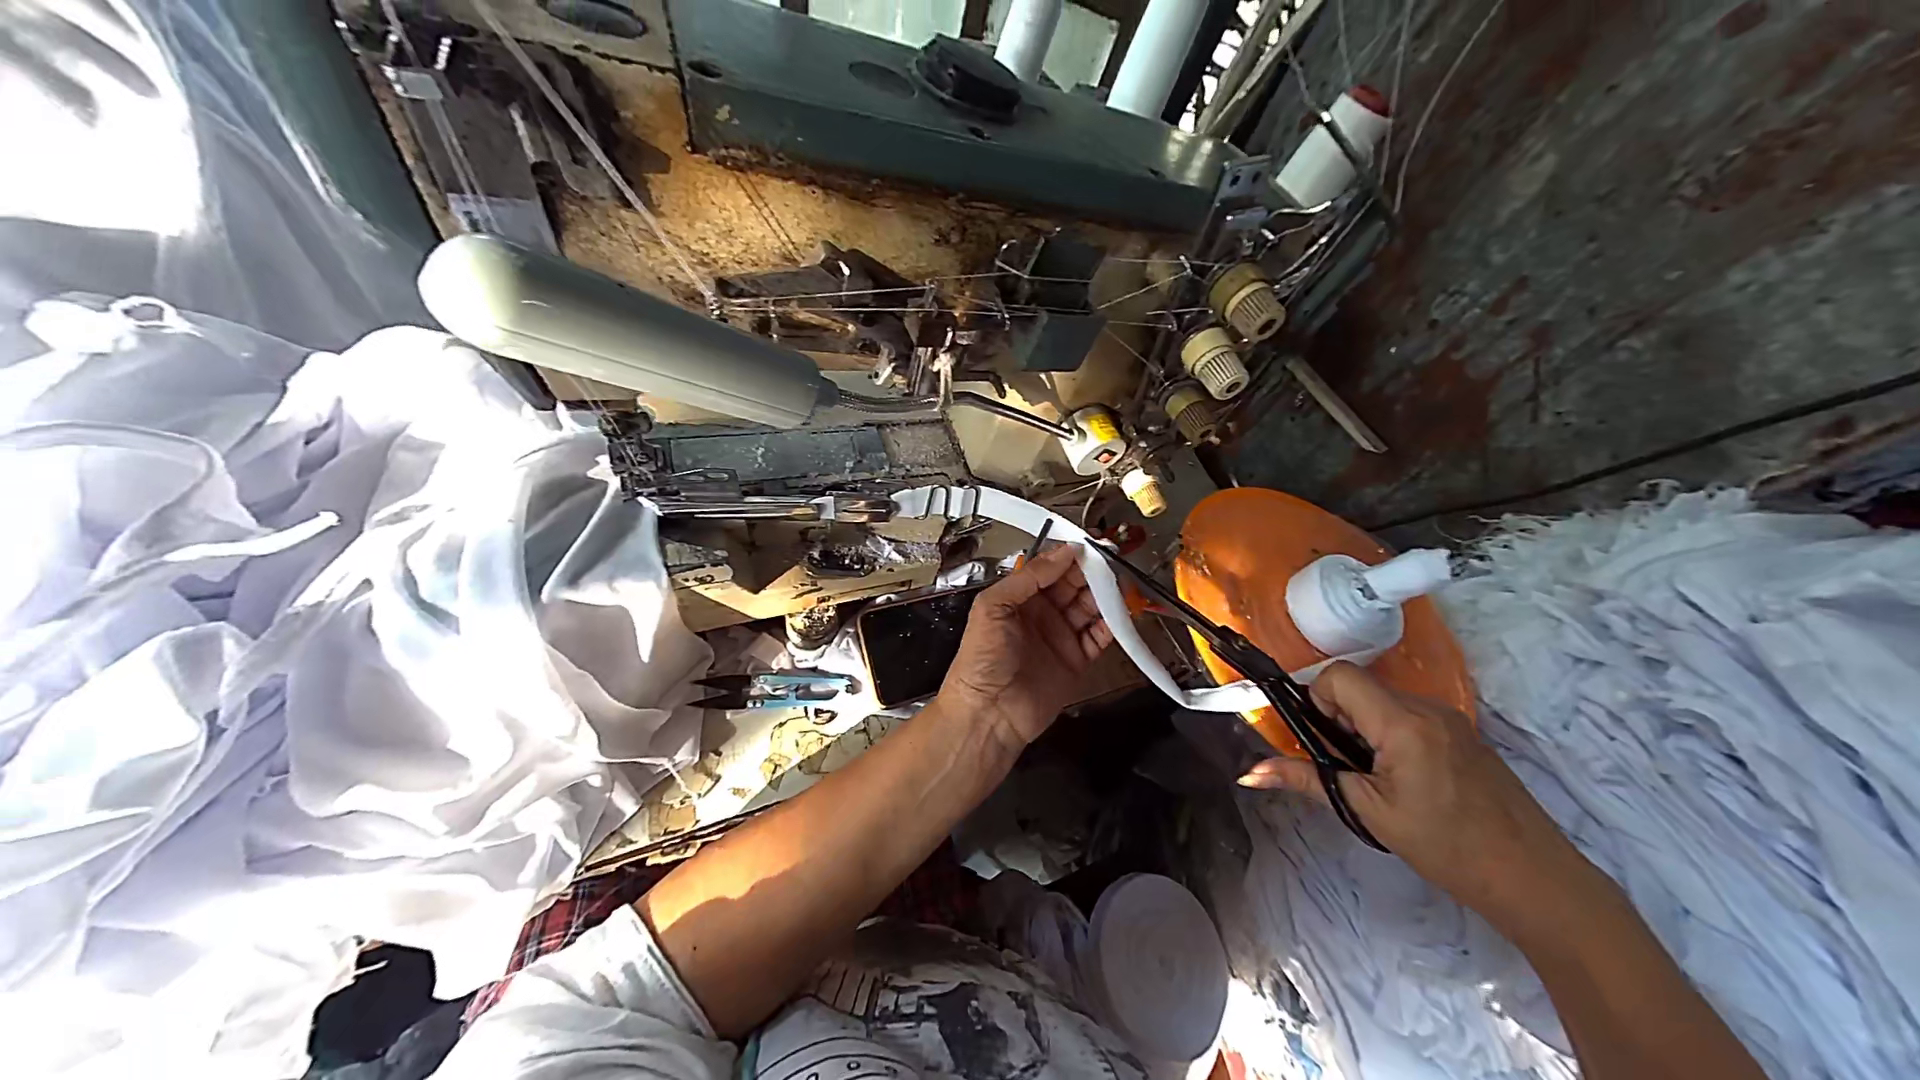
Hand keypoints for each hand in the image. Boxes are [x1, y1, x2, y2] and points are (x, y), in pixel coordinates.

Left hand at [935, 544, 1114, 752]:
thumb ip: (1028, 577)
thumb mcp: (994, 606)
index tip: (1089, 545)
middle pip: (1073, 585)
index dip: (1068, 556)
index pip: (1049, 569)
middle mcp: (1040, 614)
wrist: (988, 713)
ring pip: (1090, 607)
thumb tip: (1061, 553)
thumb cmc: (980, 661)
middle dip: (1092, 572)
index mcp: (1018, 598)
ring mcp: (1060, 636)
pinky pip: (1100, 637)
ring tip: (1118, 585)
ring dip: (1105, 595)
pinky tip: (1119, 615)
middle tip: (1110, 562)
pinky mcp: (1076, 661)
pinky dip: (1112, 625)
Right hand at [1237, 661, 1591, 926]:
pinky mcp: (1461, 731)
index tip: (1324, 742)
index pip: (1339, 676)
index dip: (1318, 700)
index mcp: (1403, 723)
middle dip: (1338, 718)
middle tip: (1348, 767)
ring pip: (1381, 701)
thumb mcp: (1368, 812)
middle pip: (1358, 686)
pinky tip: (1404, 778)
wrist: (1534, 879)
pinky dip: (1388, 734)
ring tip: (1377, 778)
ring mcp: (1449, 717)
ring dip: (1362, 728)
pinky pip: (1406, 714)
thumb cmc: (1446, 847)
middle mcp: (1427, 707)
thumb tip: (1248, 773)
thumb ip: (1305, 781)